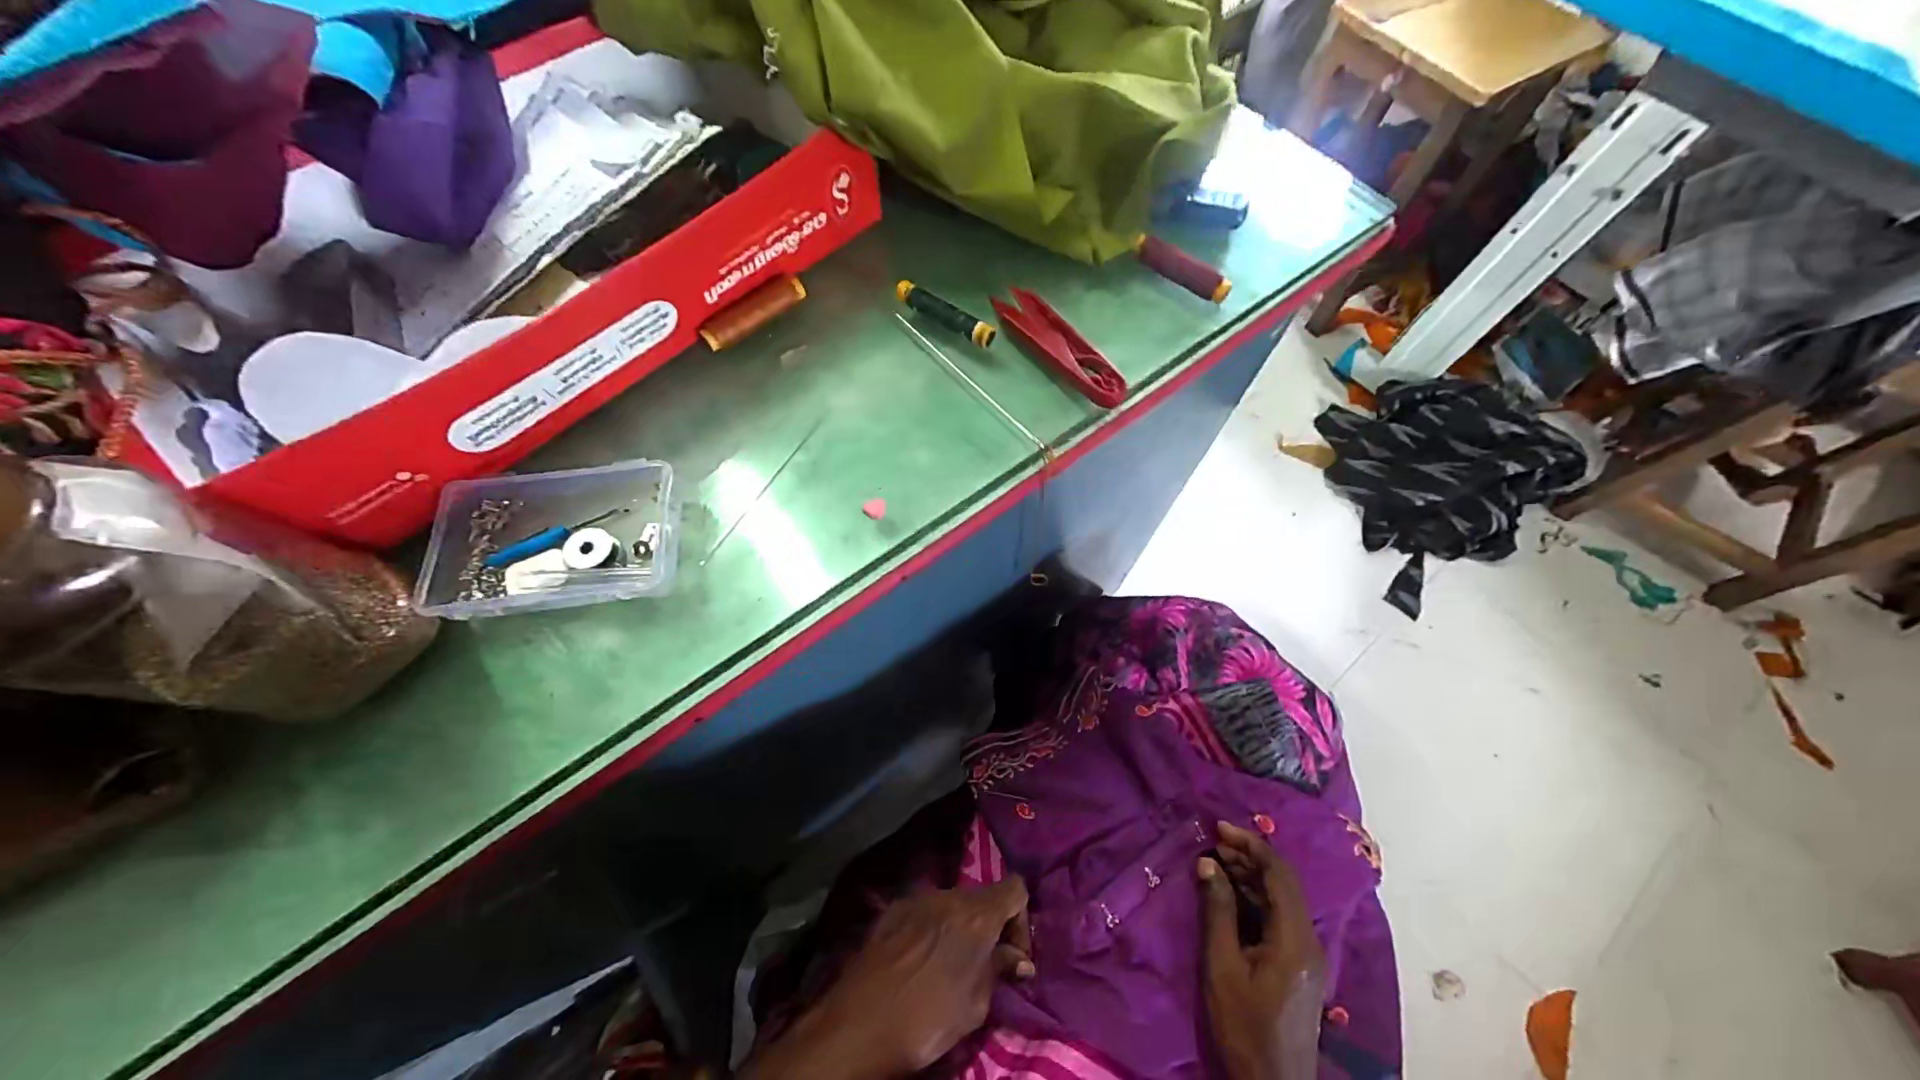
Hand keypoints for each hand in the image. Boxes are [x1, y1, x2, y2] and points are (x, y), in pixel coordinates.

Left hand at [743, 878, 1033, 1079]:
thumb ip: (1000, 970)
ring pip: (951, 904)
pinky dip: (932, 929)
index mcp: (976, 914)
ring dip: (960, 928)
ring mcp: (916, 899)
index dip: (1022, 920)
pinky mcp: (891, 911)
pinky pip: (924, 912)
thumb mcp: (976, 1004)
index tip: (1015, 957)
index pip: (1016, 888)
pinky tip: (921, 961)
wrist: (860, 1024)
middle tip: (988, 965)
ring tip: (951, 965)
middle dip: (991, 926)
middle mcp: (947, 895)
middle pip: (982, 897)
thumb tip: (1019, 959)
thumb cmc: (927, 1018)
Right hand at [1200, 822, 1326, 1079]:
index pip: (1278, 874)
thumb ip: (1217, 911)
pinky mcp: (1298, 965)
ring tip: (1215, 863)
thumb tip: (1208, 864)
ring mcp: (1306, 954)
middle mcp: (1308, 940)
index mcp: (1294, 938)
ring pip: (1281, 899)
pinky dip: (1255, 898)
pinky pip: (1278, 916)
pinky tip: (1229, 894)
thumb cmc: (1243, 1025)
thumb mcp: (1221, 966)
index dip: (1251, 845)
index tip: (1219, 828)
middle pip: (1283, 883)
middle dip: (1249, 857)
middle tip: (1212, 844)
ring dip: (1250, 876)